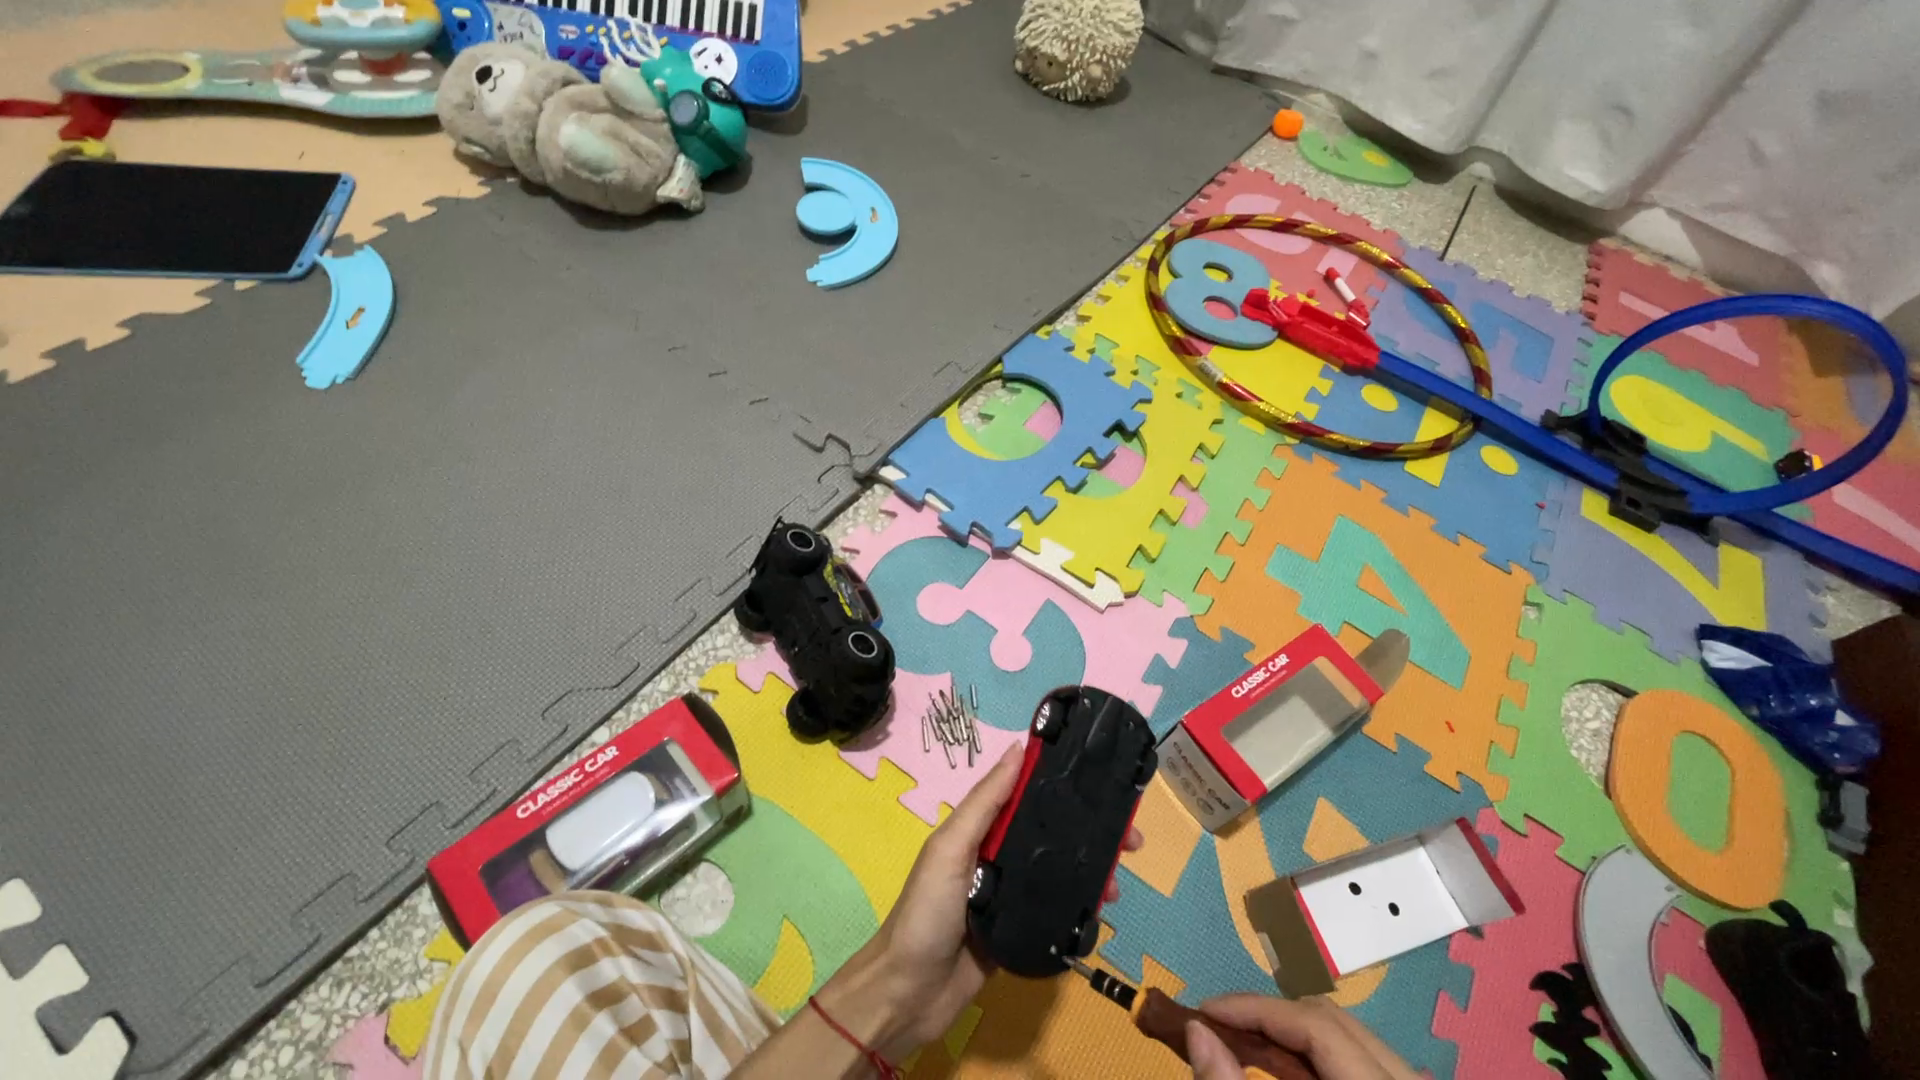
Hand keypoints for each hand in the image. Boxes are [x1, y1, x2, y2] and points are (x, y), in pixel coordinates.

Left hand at [820, 744, 1143, 1058]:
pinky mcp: (1021, 933)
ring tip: (1116, 885)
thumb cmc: (926, 912)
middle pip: (1053, 837)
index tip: (1105, 786)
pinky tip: (1100, 912)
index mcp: (981, 832)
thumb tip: (1019, 749)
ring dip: (1093, 873)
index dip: (1065, 789)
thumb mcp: (950, 849)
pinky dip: (1081, 909)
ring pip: (1061, 875)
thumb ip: (985, 803)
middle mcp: (999, 858)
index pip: (1029, 799)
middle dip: (1092, 835)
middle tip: (1131, 842)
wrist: (910, 994)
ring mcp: (1012, 897)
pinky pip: (1057, 913)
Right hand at [1186, 994, 1418, 1079]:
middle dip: (1270, 1018)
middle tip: (1216, 1028)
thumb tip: (1197, 1031)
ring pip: (1350, 1039)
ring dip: (1290, 1037)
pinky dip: (1313, 1060)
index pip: (1319, 1026)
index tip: (1202, 1012)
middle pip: (1336, 1023)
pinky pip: (1360, 1064)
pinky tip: (1281, 1074)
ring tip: (1242, 1048)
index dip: (1256, 1009)